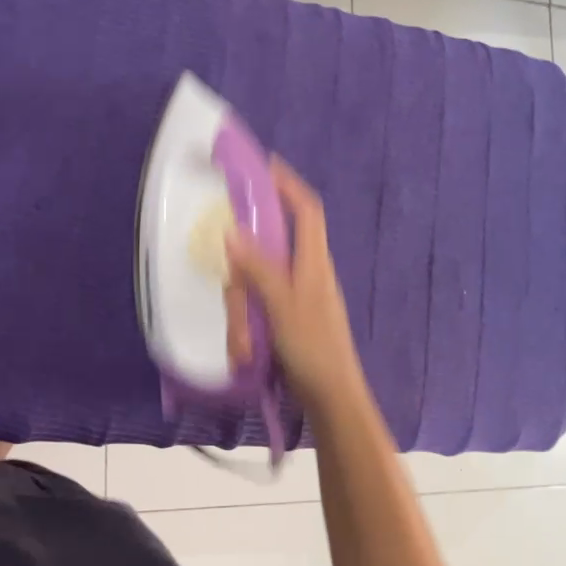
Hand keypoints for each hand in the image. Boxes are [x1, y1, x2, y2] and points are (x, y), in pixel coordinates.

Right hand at [224, 160, 367, 409]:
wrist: (333, 400)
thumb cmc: (314, 349)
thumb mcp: (281, 306)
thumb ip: (257, 269)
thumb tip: (232, 231)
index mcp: (313, 263)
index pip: (306, 210)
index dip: (288, 184)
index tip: (263, 166)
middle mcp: (306, 275)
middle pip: (268, 252)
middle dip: (244, 276)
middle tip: (234, 299)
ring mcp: (296, 300)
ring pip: (256, 288)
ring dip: (243, 316)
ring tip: (244, 345)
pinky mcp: (287, 322)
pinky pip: (257, 313)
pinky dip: (247, 331)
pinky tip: (246, 354)